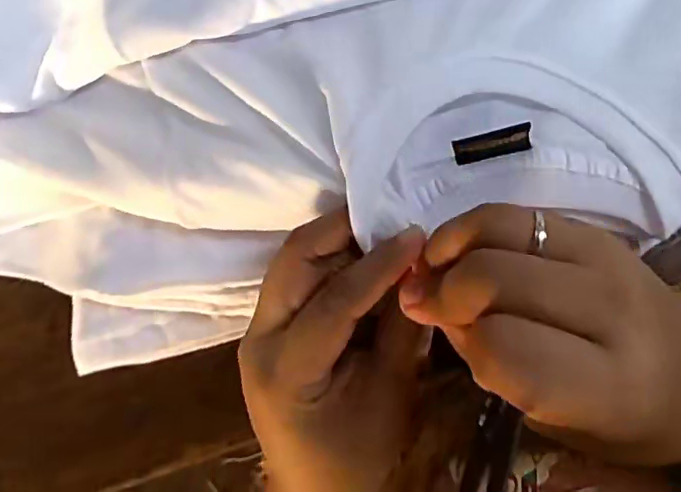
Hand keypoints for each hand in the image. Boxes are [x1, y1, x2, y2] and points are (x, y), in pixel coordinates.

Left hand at [239, 211, 430, 491]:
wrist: (320, 491)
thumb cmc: (359, 454)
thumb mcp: (392, 393)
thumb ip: (403, 325)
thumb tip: (420, 265)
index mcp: (285, 371)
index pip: (332, 302)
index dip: (378, 263)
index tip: (415, 234)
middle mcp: (260, 339)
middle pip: (295, 259)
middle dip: (344, 229)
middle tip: (390, 217)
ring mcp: (261, 327)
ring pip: (295, 257)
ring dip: (339, 237)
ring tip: (383, 230)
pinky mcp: (272, 322)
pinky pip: (301, 271)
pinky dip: (335, 253)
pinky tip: (367, 251)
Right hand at [397, 204, 680, 466]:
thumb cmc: (634, 420)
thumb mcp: (569, 424)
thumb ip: (499, 370)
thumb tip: (433, 308)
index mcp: (611, 382)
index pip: (509, 348)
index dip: (462, 339)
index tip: (435, 331)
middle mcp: (609, 309)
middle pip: (499, 278)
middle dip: (448, 288)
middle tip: (420, 298)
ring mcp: (602, 257)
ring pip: (504, 230)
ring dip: (454, 242)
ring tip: (432, 263)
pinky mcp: (594, 230)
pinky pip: (520, 214)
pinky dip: (478, 224)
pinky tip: (461, 243)